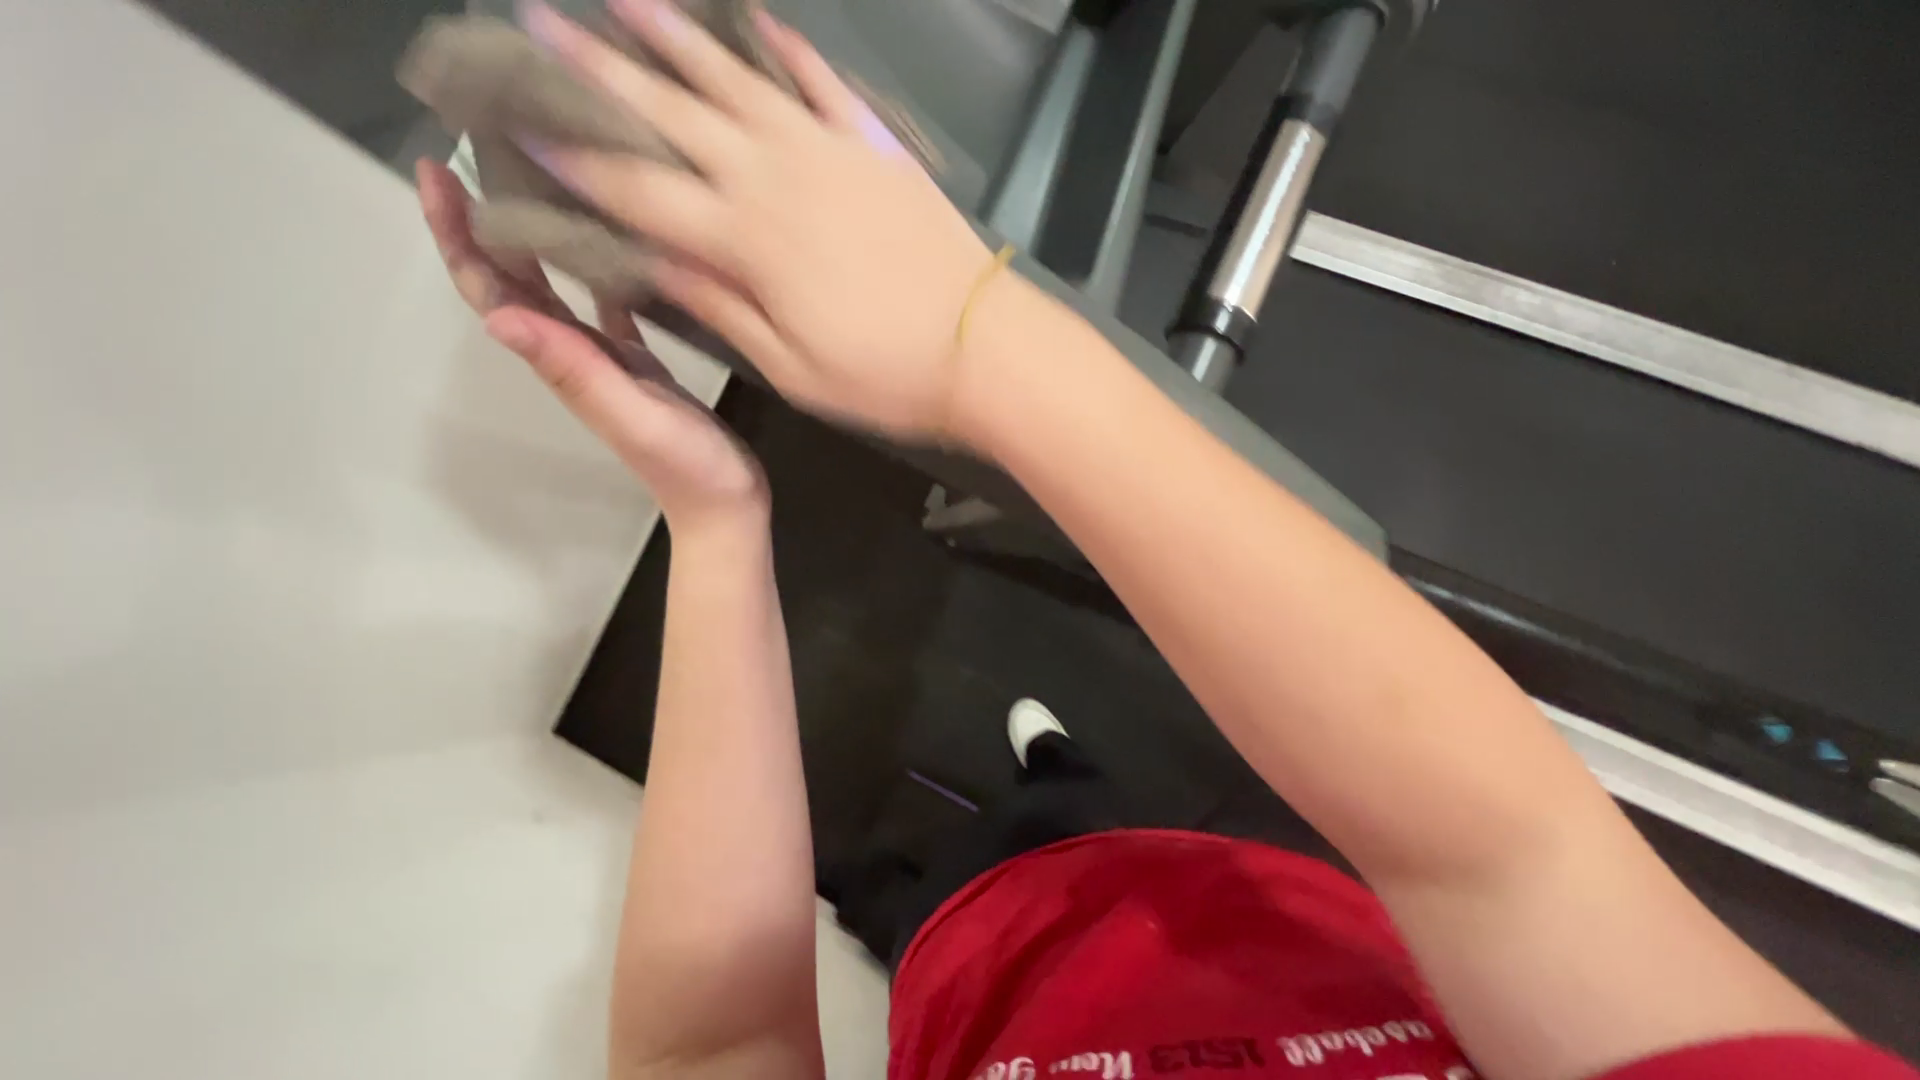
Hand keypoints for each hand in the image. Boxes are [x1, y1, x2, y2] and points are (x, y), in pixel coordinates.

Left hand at [417, 158, 766, 530]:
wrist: (722, 506)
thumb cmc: (687, 468)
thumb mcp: (633, 417)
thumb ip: (575, 372)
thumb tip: (498, 318)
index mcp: (564, 363)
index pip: (494, 293)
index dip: (458, 238)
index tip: (437, 175)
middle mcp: (574, 356)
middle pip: (511, 284)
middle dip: (480, 225)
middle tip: (469, 156)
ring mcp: (606, 361)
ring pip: (553, 292)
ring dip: (530, 242)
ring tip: (529, 186)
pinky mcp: (641, 365)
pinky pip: (608, 310)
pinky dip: (596, 275)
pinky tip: (607, 244)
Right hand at [518, 0, 1001, 441]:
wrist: (985, 347)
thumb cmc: (884, 374)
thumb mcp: (788, 365)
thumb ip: (716, 303)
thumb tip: (646, 259)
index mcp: (743, 239)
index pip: (638, 190)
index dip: (575, 160)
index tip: (519, 127)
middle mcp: (773, 175)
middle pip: (671, 116)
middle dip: (597, 73)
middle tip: (537, 28)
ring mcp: (827, 151)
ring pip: (736, 81)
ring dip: (676, 37)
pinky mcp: (874, 146)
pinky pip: (822, 83)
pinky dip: (788, 50)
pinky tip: (760, 21)